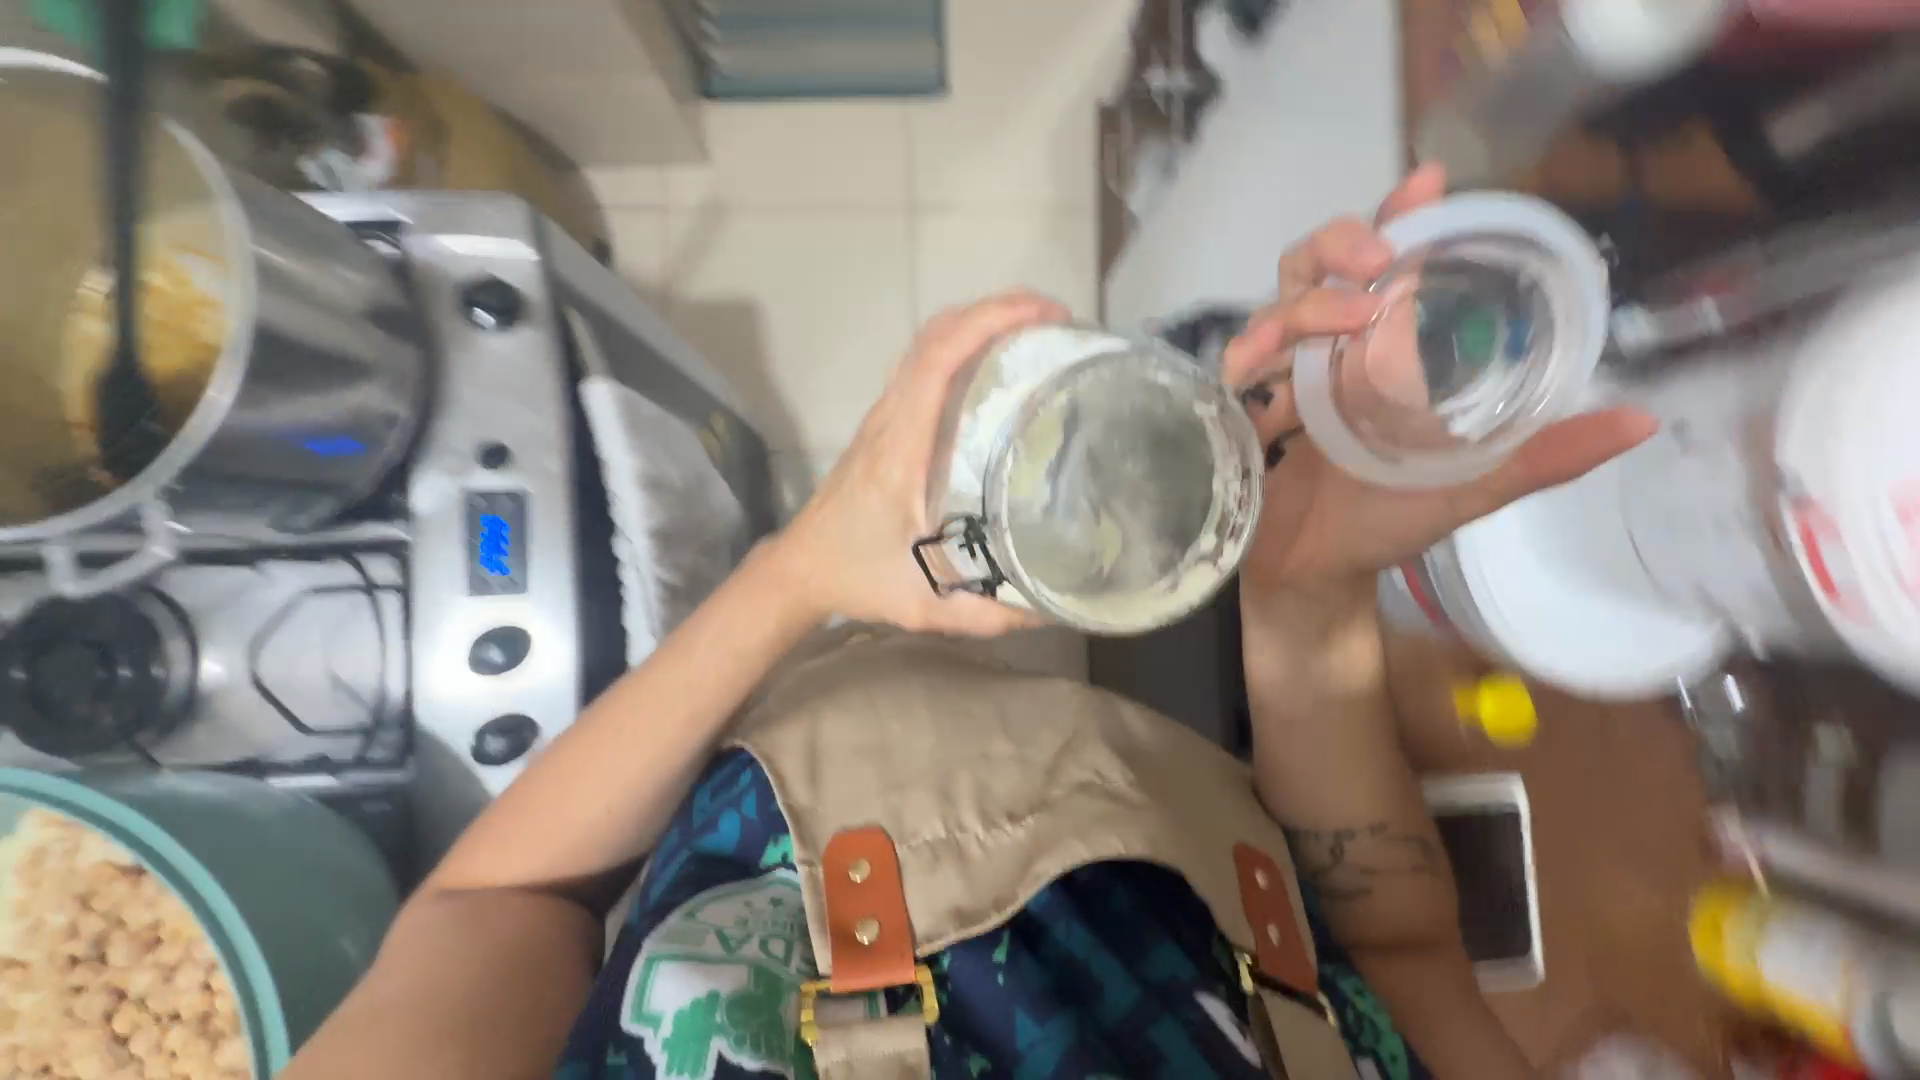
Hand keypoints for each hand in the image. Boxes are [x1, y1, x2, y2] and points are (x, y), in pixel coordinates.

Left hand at [775, 290, 1069, 634]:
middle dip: (995, 309)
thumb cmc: (858, 579)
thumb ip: (989, 613)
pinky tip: (994, 364)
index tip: (1044, 315)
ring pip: (925, 343)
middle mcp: (889, 420)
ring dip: (977, 321)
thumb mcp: (926, 606)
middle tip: (1055, 318)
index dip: (990, 322)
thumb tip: (1052, 607)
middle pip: (934, 335)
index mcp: (900, 450)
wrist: (801, 568)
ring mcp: (882, 417)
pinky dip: (960, 344)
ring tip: (1033, 330)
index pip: (938, 361)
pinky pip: (921, 365)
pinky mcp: (883, 424)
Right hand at [1223, 165, 1658, 594]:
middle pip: (1316, 267)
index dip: (1400, 220)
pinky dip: (1242, 355)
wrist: (1311, 574)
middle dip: (1339, 245)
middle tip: (1375, 261)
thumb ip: (1537, 457)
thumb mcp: (1464, 489)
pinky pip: (1232, 367)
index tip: (1424, 182)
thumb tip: (1644, 420)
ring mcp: (1278, 380)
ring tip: (1341, 323)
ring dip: (1303, 302)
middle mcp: (1329, 355)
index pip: (1386, 271)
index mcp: (1383, 358)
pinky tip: (1252, 362)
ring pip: (1275, 305)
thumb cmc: (1380, 526)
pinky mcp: (1239, 410)